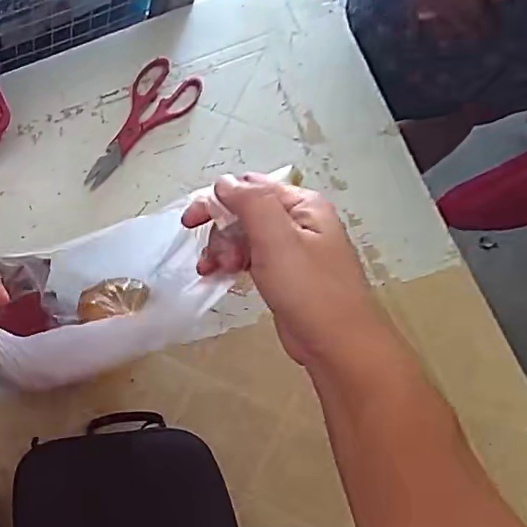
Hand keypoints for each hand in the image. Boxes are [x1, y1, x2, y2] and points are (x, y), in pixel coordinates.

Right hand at [182, 174, 378, 369]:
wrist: (336, 343)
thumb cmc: (310, 291)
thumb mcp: (277, 239)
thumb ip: (250, 204)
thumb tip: (223, 183)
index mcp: (301, 206)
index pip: (250, 188)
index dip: (216, 200)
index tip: (190, 222)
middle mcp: (297, 223)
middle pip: (243, 214)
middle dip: (220, 233)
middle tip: (210, 259)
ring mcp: (290, 251)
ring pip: (242, 238)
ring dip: (222, 251)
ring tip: (214, 272)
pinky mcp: (282, 276)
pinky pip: (248, 259)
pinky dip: (230, 265)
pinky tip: (220, 277)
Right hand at [406, 0, 512, 42]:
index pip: (475, 16)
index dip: (484, 26)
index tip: (493, 33)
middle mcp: (440, 2)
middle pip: (454, 23)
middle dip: (465, 32)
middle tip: (473, 42)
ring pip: (433, 24)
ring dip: (441, 34)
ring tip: (446, 42)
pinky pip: (415, 15)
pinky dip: (419, 25)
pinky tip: (420, 30)